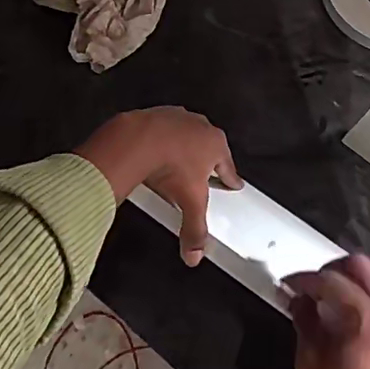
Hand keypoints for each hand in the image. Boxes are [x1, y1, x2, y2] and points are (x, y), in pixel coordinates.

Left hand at [72, 107, 239, 265]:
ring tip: (173, 169)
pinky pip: (161, 132)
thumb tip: (195, 253)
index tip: (232, 184)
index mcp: (216, 143)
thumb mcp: (190, 202)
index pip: (228, 166)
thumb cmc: (171, 164)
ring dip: (182, 150)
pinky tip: (152, 157)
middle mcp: (199, 126)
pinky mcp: (154, 115)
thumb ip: (195, 230)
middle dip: (204, 163)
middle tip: (198, 179)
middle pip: (206, 149)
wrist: (137, 140)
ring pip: (184, 137)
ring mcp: (177, 117)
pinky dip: (159, 142)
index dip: (230, 179)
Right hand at [284, 254, 369, 368]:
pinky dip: (362, 305)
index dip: (303, 279)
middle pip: (361, 267)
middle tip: (308, 285)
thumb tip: (298, 301)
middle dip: (331, 269)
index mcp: (365, 318)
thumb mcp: (310, 365)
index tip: (288, 285)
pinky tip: (343, 324)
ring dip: (348, 286)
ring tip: (322, 304)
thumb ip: (305, 323)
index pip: (330, 279)